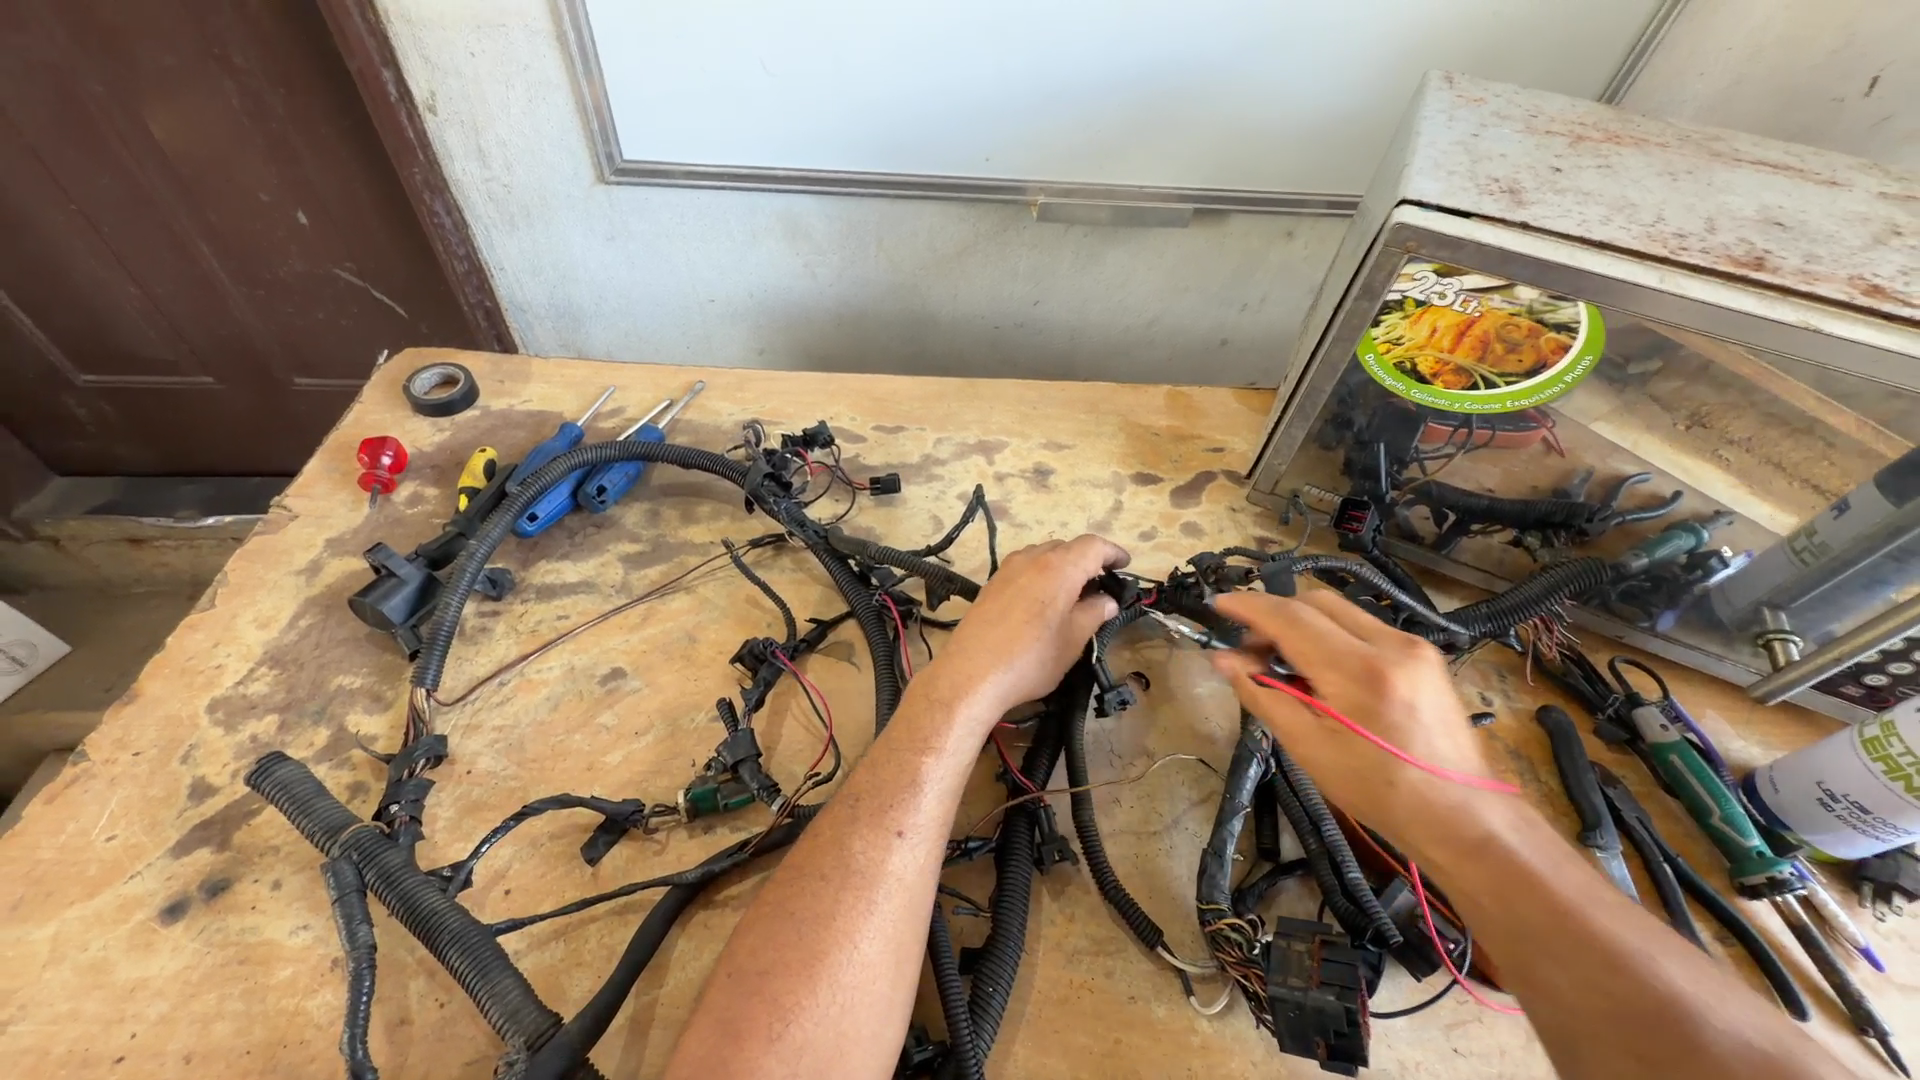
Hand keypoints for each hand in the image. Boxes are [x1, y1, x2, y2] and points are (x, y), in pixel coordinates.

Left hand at [925, 534, 1129, 723]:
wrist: (972, 674)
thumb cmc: (1031, 658)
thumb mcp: (1073, 639)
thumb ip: (1094, 613)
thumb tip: (1106, 601)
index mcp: (1059, 567)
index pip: (1093, 546)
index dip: (1113, 553)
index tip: (1125, 566)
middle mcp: (1031, 559)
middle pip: (1067, 548)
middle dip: (1088, 561)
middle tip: (1101, 586)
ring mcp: (1007, 570)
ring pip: (1042, 556)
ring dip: (1062, 567)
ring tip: (1073, 594)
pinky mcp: (990, 586)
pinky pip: (1024, 569)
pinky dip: (1041, 576)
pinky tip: (1043, 603)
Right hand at [1208, 588, 1521, 862]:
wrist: (1459, 814)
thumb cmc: (1377, 790)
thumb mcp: (1307, 747)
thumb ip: (1262, 695)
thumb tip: (1223, 660)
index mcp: (1360, 671)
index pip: (1291, 618)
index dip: (1249, 606)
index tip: (1218, 604)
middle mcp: (1391, 645)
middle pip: (1315, 602)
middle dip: (1274, 615)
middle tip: (1248, 648)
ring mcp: (1412, 646)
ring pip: (1339, 610)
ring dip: (1300, 624)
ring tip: (1280, 661)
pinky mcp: (1423, 654)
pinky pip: (1362, 627)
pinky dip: (1329, 635)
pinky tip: (1317, 669)